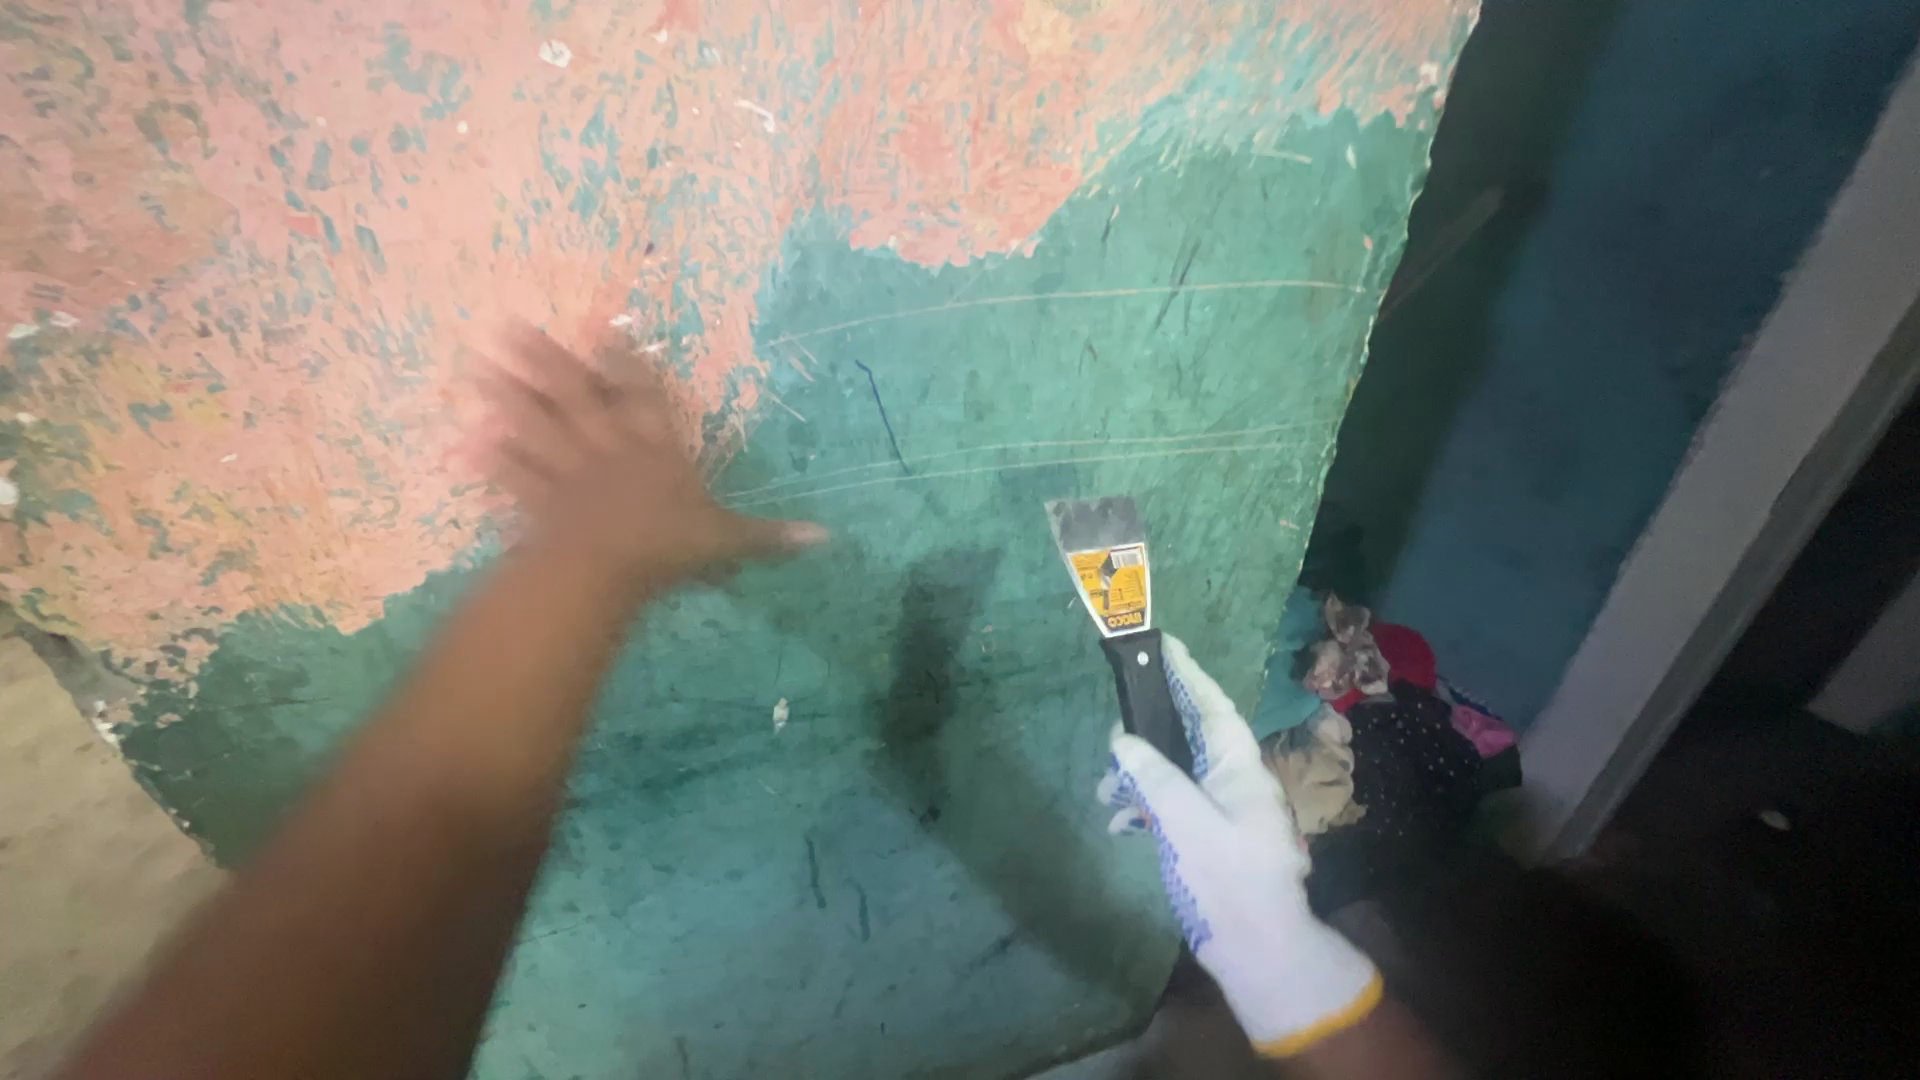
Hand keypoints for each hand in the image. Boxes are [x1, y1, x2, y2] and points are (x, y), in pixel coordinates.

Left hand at [474, 322, 824, 589]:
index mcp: (656, 452)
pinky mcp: (541, 504)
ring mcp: (569, 475)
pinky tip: (466, 443)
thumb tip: (827, 537)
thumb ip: (771, 536)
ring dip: (509, 398)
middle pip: (577, 399)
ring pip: (537, 427)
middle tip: (513, 327)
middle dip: (549, 364)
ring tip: (478, 366)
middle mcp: (609, 451)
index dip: (626, 364)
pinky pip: (514, 478)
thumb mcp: (728, 541)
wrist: (604, 573)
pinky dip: (492, 463)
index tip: (603, 327)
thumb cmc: (668, 548)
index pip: (645, 399)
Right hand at [1097, 634, 1382, 1057]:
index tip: (1165, 644)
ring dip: (1140, 777)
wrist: (1260, 952)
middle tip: (1116, 723)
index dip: (1188, 673)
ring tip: (1104, 794)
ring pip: (1177, 774)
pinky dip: (1148, 808)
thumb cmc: (1226, 878)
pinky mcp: (1213, 839)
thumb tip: (1123, 739)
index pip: (1211, 705)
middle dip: (1149, 730)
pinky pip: (1176, 806)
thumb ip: (1151, 773)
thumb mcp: (1183, 820)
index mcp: (1238, 767)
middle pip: (1189, 737)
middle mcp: (1235, 781)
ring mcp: (1225, 811)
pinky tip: (1122, 826)